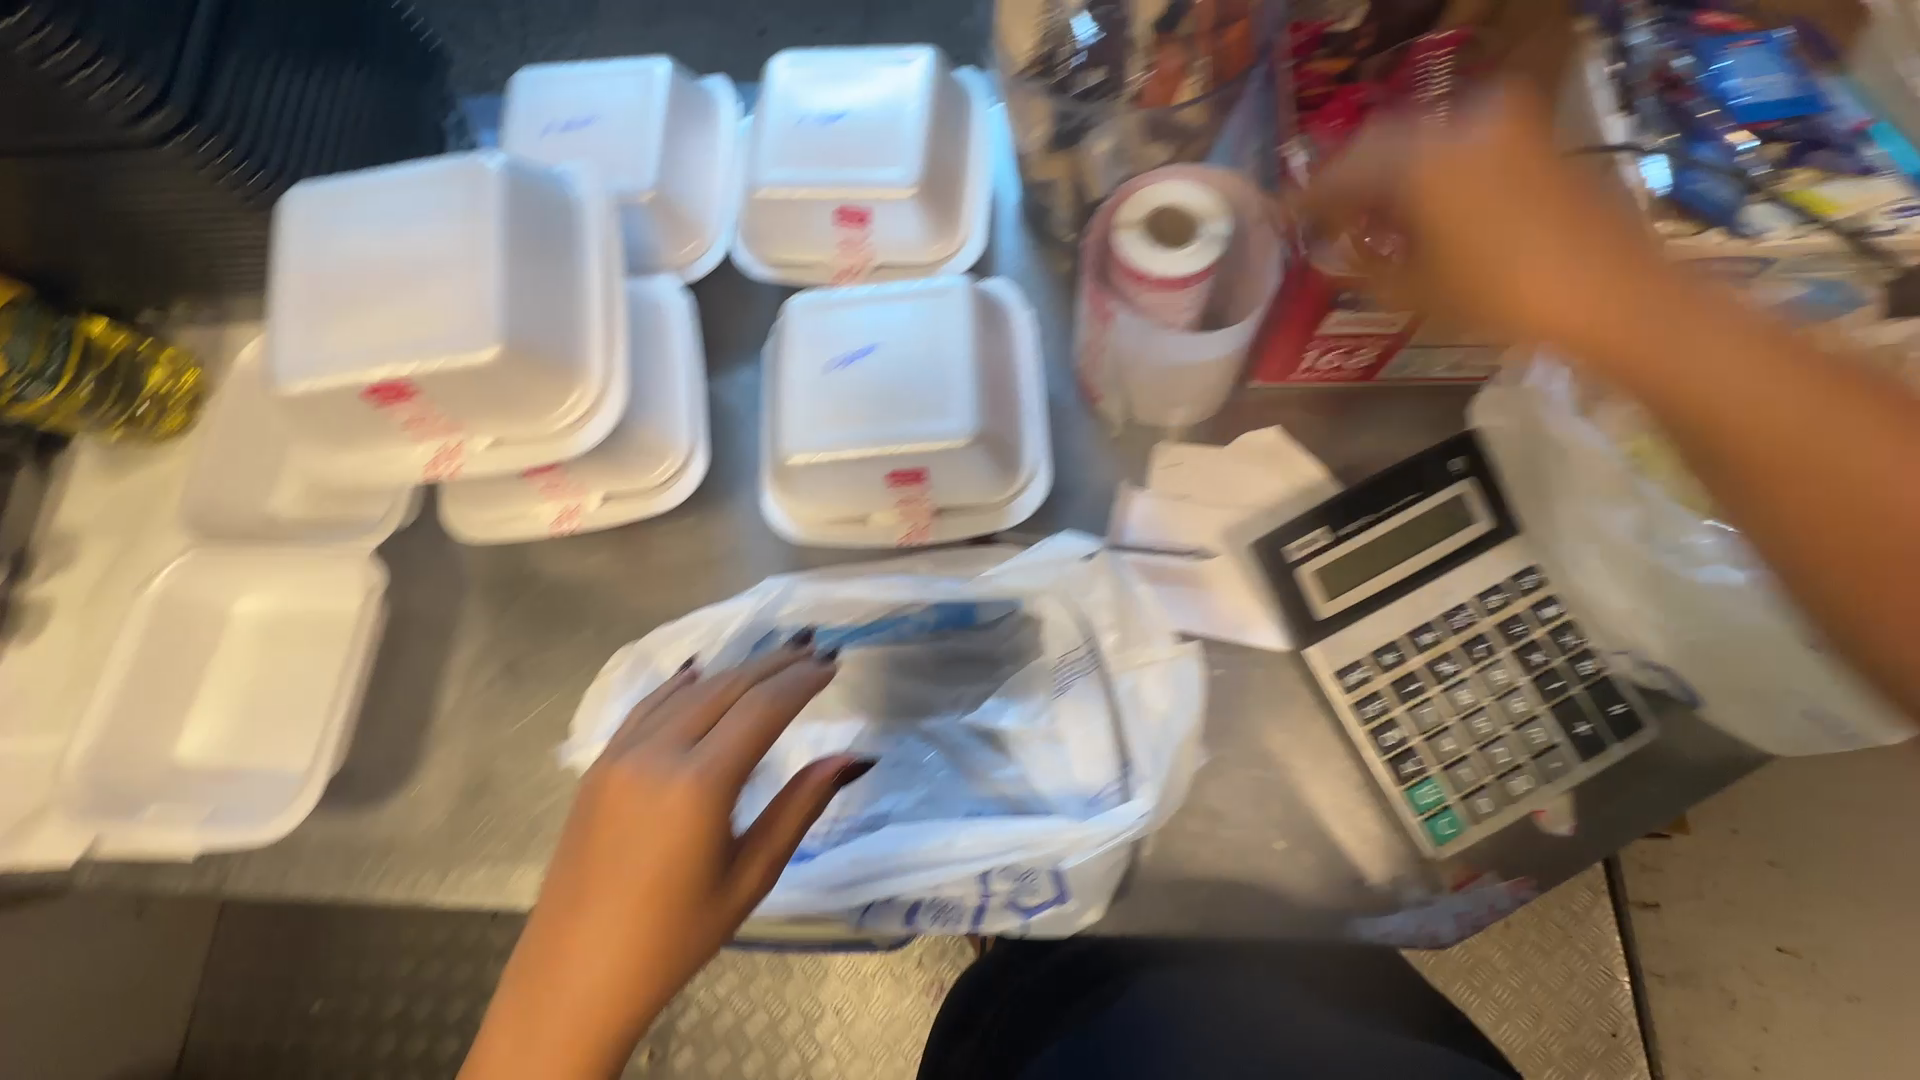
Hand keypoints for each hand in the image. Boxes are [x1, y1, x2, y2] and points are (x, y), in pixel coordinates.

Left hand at [461, 636, 872, 1079]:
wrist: (575, 977)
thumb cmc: (676, 937)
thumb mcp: (751, 876)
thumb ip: (800, 807)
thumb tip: (853, 757)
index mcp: (699, 784)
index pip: (762, 708)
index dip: (801, 681)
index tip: (832, 663)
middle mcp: (656, 754)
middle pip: (727, 687)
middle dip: (774, 664)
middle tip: (813, 647)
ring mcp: (620, 755)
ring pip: (688, 691)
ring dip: (735, 669)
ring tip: (773, 657)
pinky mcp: (598, 767)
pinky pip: (647, 707)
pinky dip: (682, 685)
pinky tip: (700, 672)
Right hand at [1296, 81, 1673, 359]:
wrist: (1612, 293)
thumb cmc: (1500, 298)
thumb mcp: (1411, 291)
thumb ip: (1360, 263)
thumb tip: (1330, 250)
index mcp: (1420, 161)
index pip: (1340, 173)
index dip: (1306, 199)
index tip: (1282, 219)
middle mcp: (1457, 126)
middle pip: (1379, 145)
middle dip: (1347, 181)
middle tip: (1324, 217)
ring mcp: (1500, 127)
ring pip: (1420, 143)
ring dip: (1388, 175)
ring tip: (1370, 217)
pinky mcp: (1529, 140)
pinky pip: (1457, 145)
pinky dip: (1428, 172)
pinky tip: (1418, 209)